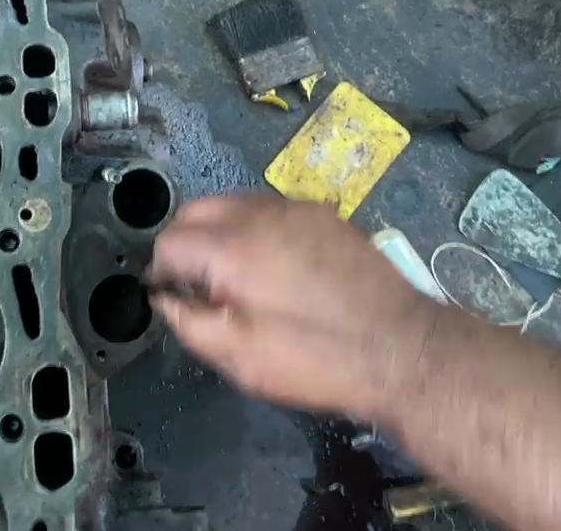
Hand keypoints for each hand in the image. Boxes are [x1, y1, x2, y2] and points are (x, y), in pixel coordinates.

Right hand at [148, 194, 436, 420]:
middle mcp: (256, 213)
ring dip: (217, 229)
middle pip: (195, 209)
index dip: (159, 269)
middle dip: (184, 241)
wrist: (402, 348)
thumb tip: (164, 298)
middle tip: (196, 282)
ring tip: (233, 273)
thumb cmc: (316, 358)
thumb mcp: (240, 357)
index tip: (168, 293)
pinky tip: (273, 263)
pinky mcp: (321, 213)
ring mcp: (293, 207)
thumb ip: (189, 322)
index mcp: (230, 247)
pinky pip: (269, 208)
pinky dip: (254, 227)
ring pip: (231, 202)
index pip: (169, 240)